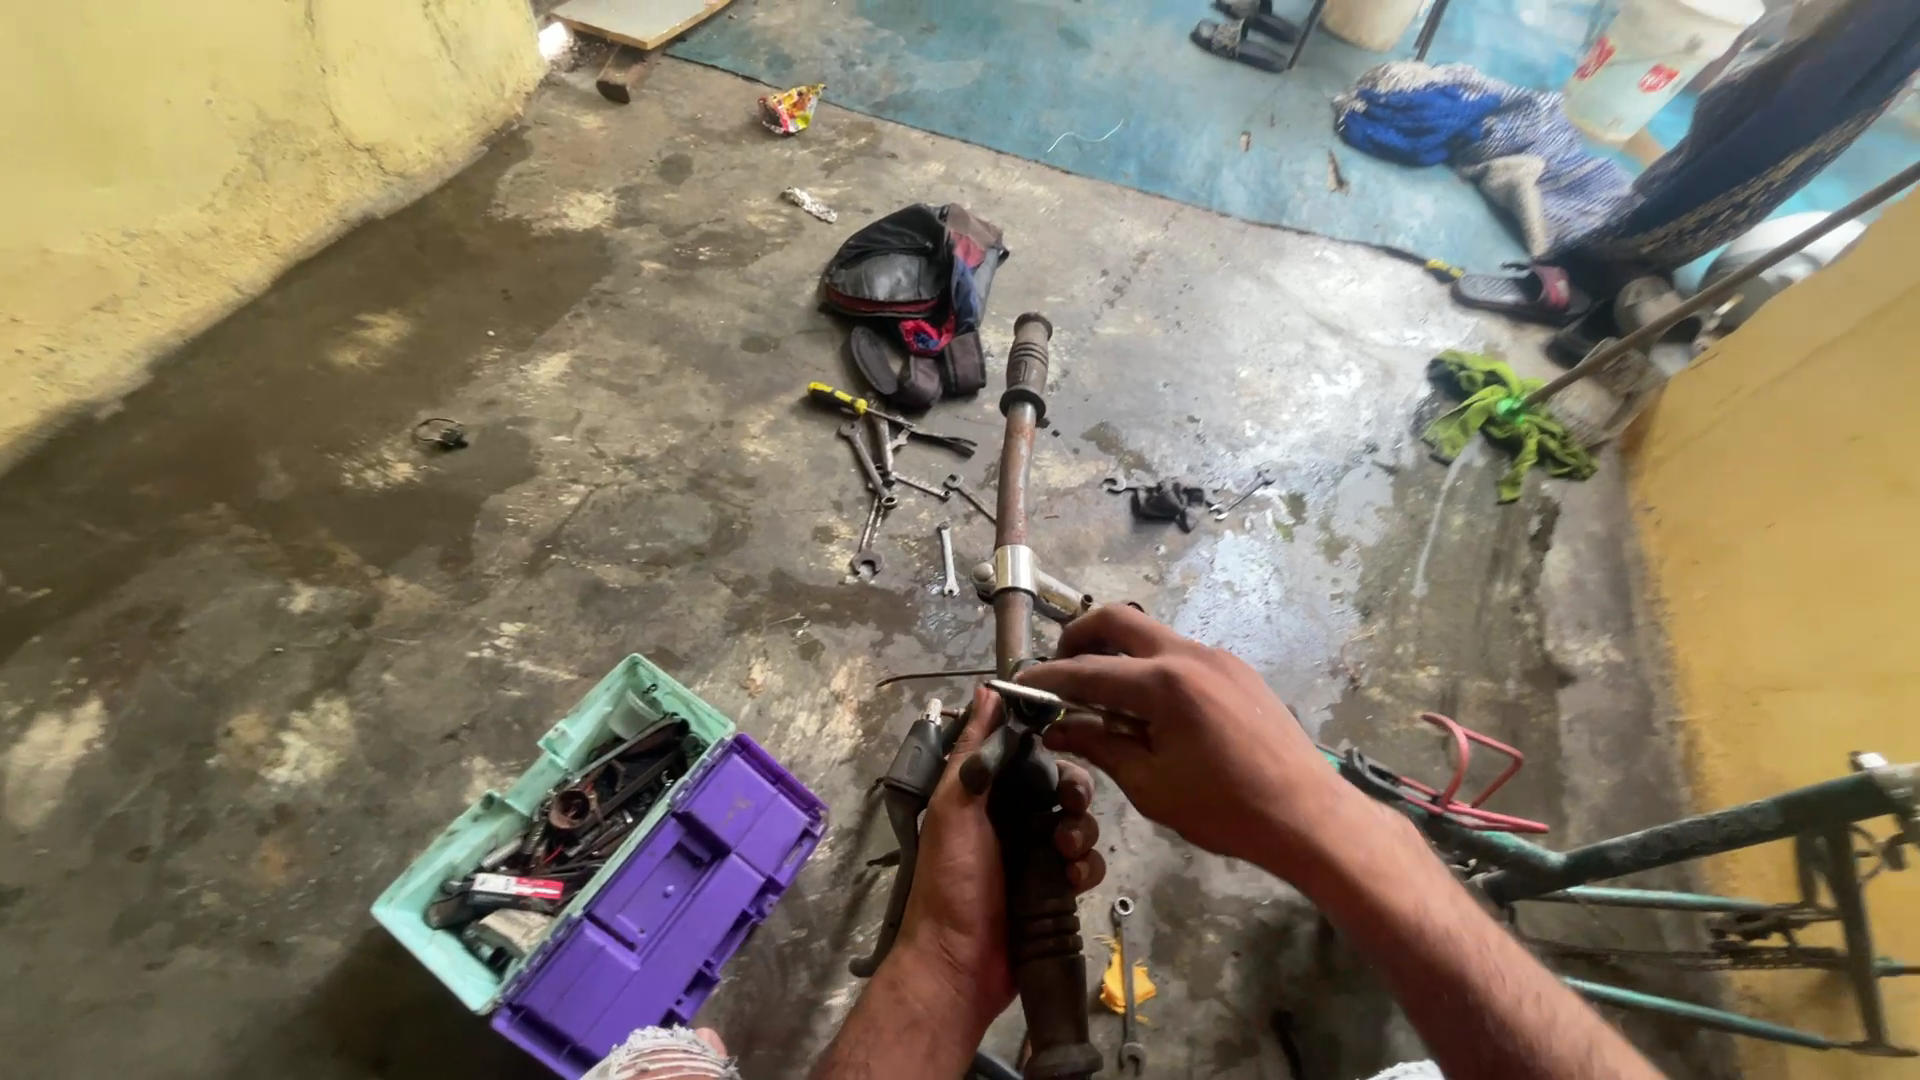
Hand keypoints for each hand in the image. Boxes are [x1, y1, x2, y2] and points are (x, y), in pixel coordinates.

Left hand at [890, 684, 1105, 1034]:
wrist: (960, 964)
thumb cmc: (951, 879)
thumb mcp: (954, 807)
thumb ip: (974, 752)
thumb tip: (987, 692)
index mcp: (986, 793)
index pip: (1028, 755)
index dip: (1050, 748)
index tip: (1065, 746)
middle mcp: (1014, 818)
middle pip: (1062, 788)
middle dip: (1075, 792)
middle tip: (1071, 806)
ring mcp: (1036, 854)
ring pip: (1079, 824)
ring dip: (1081, 833)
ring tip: (1065, 852)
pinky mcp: (1056, 889)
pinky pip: (1085, 865)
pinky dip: (1086, 868)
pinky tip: (1072, 880)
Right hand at [1017, 604, 1389, 877]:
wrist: (1309, 815)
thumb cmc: (1226, 809)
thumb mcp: (1150, 785)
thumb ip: (1099, 747)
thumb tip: (1056, 731)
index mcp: (1164, 684)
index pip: (1087, 672)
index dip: (1048, 677)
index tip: (1021, 682)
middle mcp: (1188, 654)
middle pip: (1117, 620)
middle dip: (1078, 637)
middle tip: (1060, 668)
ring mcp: (1216, 656)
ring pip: (1150, 633)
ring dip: (1116, 652)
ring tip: (1102, 694)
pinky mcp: (1235, 669)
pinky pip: (1178, 653)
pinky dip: (1150, 666)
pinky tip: (1149, 707)